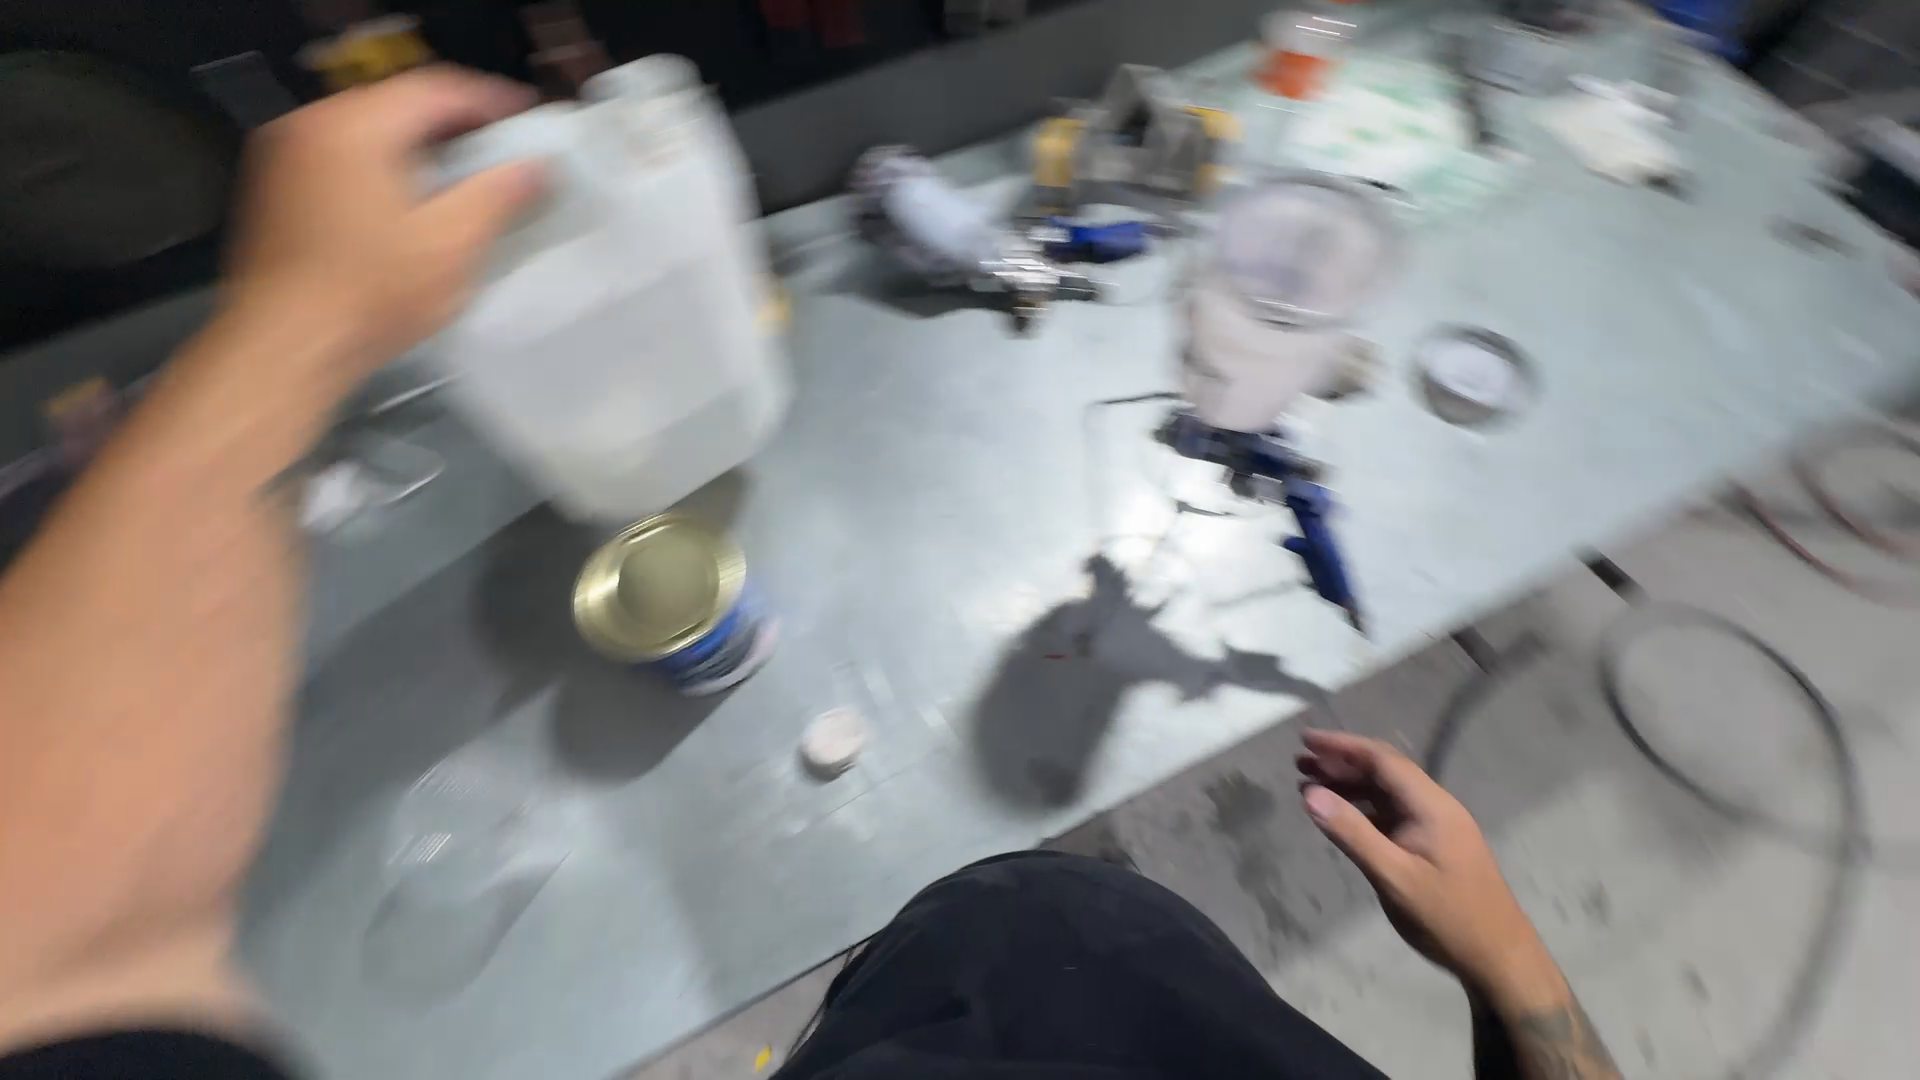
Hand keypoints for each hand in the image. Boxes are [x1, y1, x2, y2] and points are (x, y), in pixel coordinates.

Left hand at [222, 67, 543, 372]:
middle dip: (459, 124)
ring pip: (373, 131)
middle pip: (399, 105)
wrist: (292, 341)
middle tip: (507, 149)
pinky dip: (393, 165)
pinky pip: (349, 156)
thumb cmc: (374, 292)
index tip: (530, 118)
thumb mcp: (453, 244)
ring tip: (472, 176)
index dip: (490, 100)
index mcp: (354, 128)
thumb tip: (536, 164)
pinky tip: (422, 201)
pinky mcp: (282, 187)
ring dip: (427, 146)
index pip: (434, 90)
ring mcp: (288, 155)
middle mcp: (311, 125)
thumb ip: (497, 195)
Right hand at [1296, 730, 1565, 1007]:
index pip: (1382, 759)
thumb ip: (1352, 832)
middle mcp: (1435, 807)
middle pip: (1383, 770)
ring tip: (1308, 784)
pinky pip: (1390, 811)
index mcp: (1431, 806)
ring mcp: (1435, 825)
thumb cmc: (1448, 918)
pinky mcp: (1431, 843)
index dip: (1342, 745)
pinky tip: (1338, 814)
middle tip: (1299, 763)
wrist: (1502, 963)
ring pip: (1385, 790)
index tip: (1305, 740)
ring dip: (1348, 783)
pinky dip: (1360, 806)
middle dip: (1340, 762)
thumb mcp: (1394, 877)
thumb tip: (1309, 794)